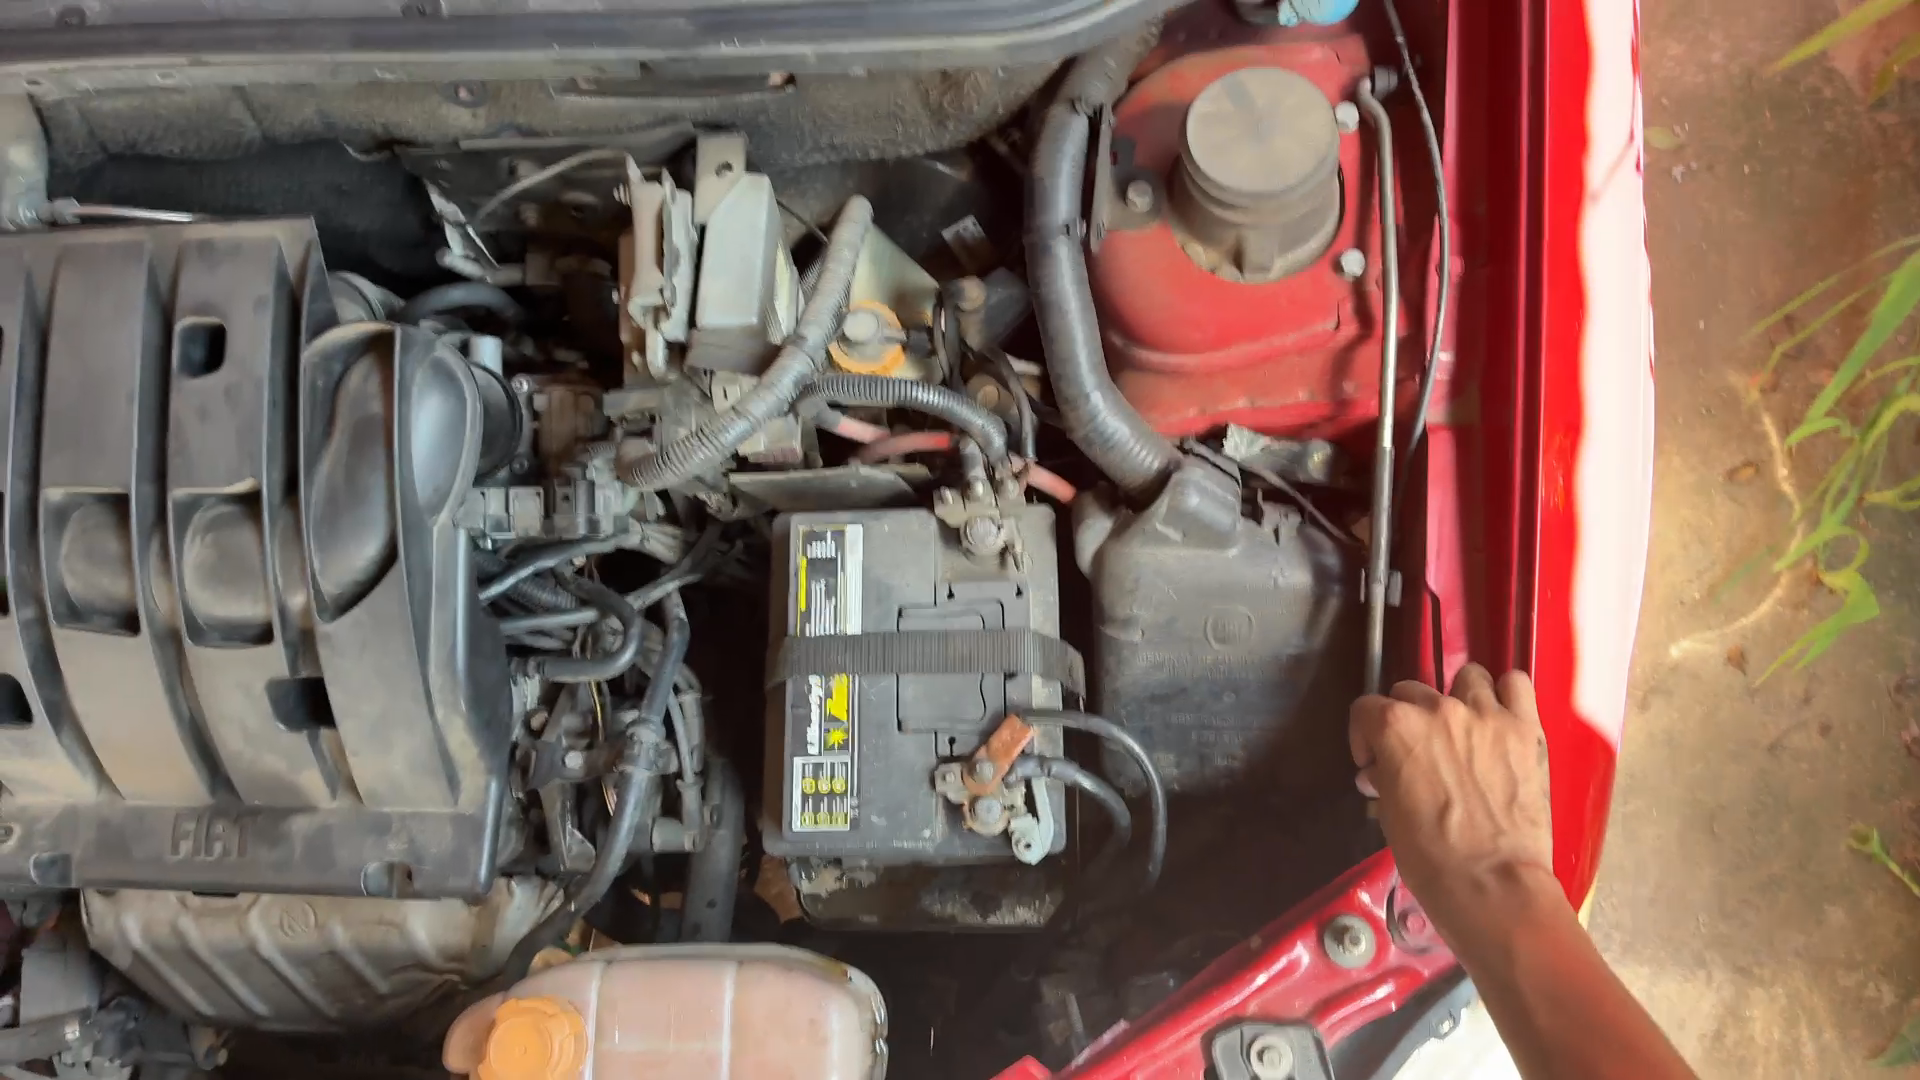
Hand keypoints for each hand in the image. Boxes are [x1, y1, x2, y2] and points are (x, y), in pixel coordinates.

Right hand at [1348, 664, 1553, 928]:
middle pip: (1410, 691)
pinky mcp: (1524, 729)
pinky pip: (1516, 684)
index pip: (1365, 709)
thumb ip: (1383, 773)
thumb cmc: (1426, 852)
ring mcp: (1484, 714)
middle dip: (1407, 719)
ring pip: (1466, 677)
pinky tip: (1499, 715)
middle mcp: (1436, 708)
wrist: (1491, 884)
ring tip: (1462, 728)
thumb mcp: (1386, 807)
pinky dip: (1505, 693)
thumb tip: (1382, 770)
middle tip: (1418, 752)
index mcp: (1393, 725)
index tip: (1373, 761)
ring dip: (1458, 698)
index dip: (1364, 736)